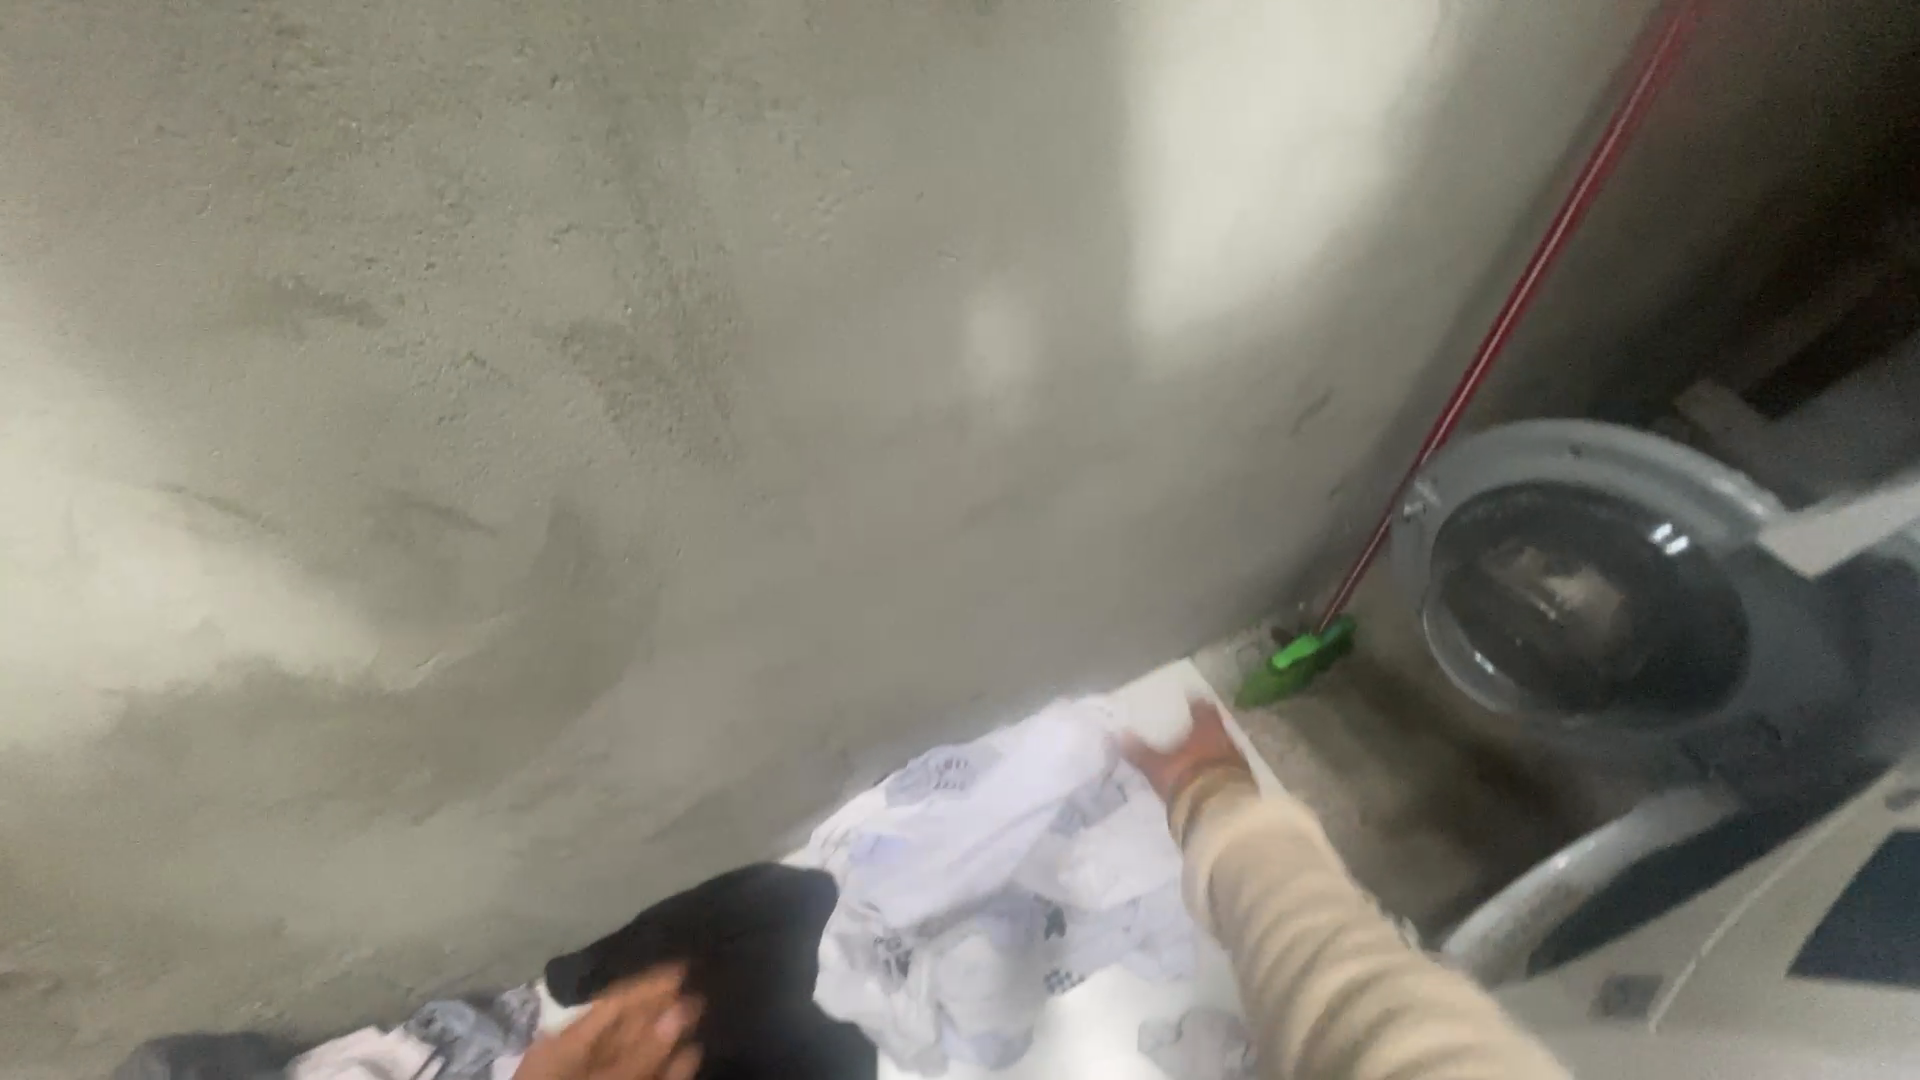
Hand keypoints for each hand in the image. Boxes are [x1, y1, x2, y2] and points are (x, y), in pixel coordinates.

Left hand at [514, 967, 702, 1079]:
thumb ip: (642, 1053)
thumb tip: (683, 1008)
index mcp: (564, 1044)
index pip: (613, 1003)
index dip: (650, 985)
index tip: (687, 969)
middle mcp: (575, 1061)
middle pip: (625, 1028)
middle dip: (662, 1011)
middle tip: (702, 991)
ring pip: (635, 1057)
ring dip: (667, 1043)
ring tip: (701, 1021)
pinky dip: (663, 1073)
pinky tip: (690, 1059)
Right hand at [1120, 699, 1249, 803]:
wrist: (1220, 813)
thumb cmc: (1187, 779)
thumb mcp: (1158, 767)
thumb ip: (1141, 753)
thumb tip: (1119, 735)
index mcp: (1206, 732)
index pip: (1204, 711)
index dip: (1199, 704)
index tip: (1195, 698)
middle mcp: (1226, 743)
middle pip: (1219, 730)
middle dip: (1210, 728)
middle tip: (1201, 725)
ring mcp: (1239, 765)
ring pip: (1228, 750)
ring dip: (1218, 750)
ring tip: (1208, 753)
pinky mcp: (1244, 786)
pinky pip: (1233, 772)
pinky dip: (1223, 771)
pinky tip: (1215, 777)